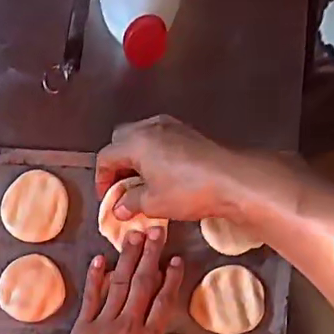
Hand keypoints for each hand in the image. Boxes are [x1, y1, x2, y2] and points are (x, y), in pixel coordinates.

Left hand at [51, 225, 184, 333]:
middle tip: (157, 230)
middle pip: (143, 283)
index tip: (176, 260)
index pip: (164, 301)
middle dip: (151, 255)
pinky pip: (91, 297)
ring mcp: (105, 322)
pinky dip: (96, 277)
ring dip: (127, 257)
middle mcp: (129, 324)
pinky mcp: (84, 325)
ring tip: (134, 235)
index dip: (171, 278)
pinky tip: (99, 259)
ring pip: (119, 283)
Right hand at [95, 115, 254, 222]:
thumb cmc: (189, 190)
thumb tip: (120, 207)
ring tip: (139, 182)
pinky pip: (159, 138)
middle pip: (120, 140)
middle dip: (116, 163)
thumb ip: (130, 203)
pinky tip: (159, 175)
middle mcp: (151, 127)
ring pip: (140, 137)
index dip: (102, 179)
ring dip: (134, 157)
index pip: (106, 157)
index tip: (108, 197)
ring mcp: (171, 126)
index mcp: (136, 142)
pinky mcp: (187, 132)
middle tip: (120, 186)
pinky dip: (151, 154)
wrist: (232, 180)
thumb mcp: (152, 204)